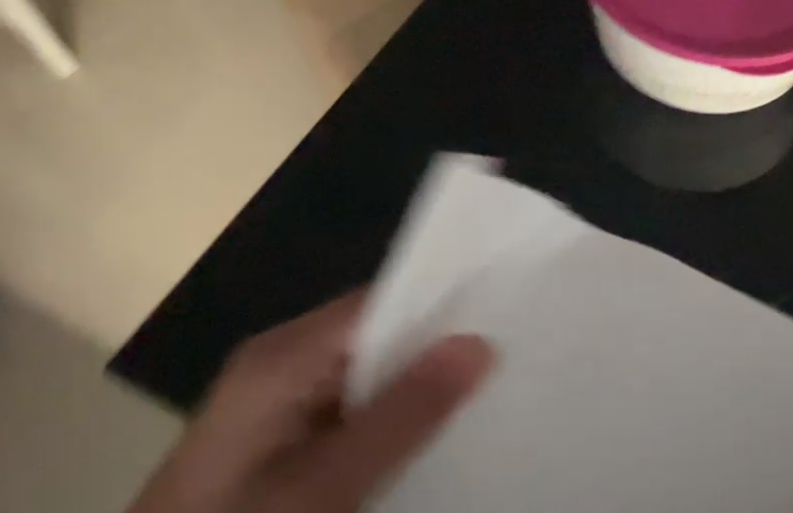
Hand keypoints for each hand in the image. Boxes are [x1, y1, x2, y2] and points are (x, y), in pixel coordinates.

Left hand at [126, 289, 493, 512]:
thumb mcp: (321, 490)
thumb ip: (401, 417)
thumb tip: (480, 342)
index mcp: (282, 356)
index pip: (382, 301)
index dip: (444, 303)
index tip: (511, 313)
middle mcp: (280, 363)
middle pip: (379, 335)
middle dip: (439, 350)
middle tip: (515, 362)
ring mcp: (277, 403)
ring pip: (369, 376)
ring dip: (418, 390)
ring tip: (493, 397)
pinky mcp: (277, 440)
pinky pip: (350, 410)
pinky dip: (390, 421)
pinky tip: (432, 441)